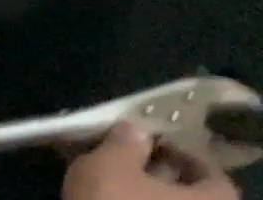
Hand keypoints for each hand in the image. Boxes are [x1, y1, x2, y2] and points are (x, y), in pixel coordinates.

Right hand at [64, 124, 240, 199]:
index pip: (214, 176)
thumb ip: (126, 143)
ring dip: (145, 187)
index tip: (154, 140)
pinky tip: (108, 190)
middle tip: (130, 151)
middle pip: (193, 193)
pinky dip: (133, 199)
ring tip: (111, 169)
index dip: (185, 154)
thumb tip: (137, 129)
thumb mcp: (111, 163)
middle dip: (163, 171)